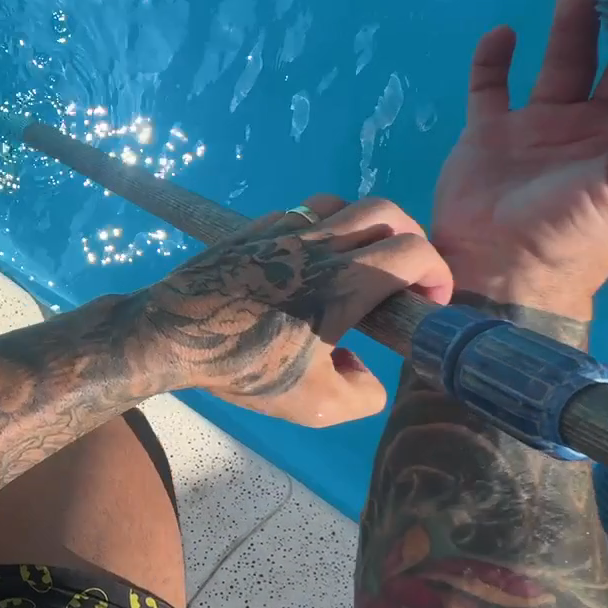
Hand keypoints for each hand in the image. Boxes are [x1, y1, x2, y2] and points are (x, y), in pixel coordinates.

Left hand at [149, 195, 452, 426]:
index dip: (438, 272)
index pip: (413, 251)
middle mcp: (313, 246)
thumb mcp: (318, 404)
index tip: (427, 301)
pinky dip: (317, 225)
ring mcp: (275, 231)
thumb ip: (364, 394)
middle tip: (403, 273)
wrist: (169, 333)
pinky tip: (305, 260)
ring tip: (356, 260)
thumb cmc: (242, 367)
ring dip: (360, 224)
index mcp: (341, 283)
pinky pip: (295, 211)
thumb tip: (362, 371)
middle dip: (408, 237)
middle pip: (383, 210)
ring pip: (336, 203)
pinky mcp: (245, 230)